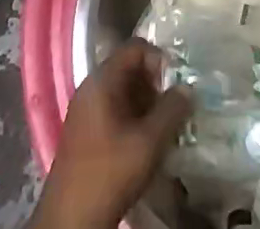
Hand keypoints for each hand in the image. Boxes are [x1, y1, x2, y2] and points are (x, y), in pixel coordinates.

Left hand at [32, 39, 191, 228]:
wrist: (72, 218)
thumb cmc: (111, 171)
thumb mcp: (149, 141)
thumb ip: (172, 109)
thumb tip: (187, 88)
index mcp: (101, 81)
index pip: (135, 48)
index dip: (159, 60)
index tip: (176, 85)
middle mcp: (90, 87)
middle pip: (128, 68)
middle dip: (155, 84)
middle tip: (175, 107)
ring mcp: (85, 109)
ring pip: (123, 91)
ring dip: (147, 102)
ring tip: (166, 126)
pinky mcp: (85, 130)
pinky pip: (114, 108)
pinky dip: (134, 116)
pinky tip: (147, 140)